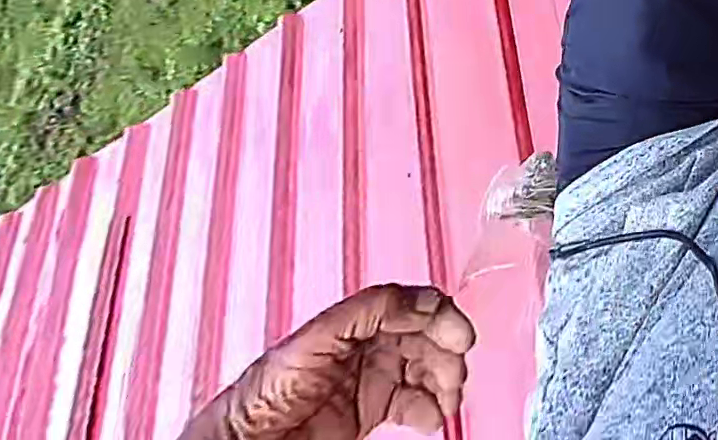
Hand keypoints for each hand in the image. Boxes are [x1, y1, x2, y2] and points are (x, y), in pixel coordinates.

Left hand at [178, 284, 475, 439]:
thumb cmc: (258, 397)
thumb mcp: (314, 339)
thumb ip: (370, 309)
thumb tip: (422, 300)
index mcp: (360, 319)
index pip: (417, 304)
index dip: (443, 316)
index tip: (459, 335)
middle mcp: (370, 343)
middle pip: (428, 335)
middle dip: (449, 351)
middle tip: (458, 369)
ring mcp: (371, 376)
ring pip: (427, 366)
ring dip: (446, 379)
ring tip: (450, 397)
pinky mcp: (370, 409)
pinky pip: (413, 400)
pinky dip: (430, 407)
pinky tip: (434, 417)